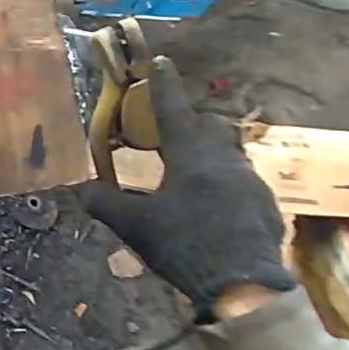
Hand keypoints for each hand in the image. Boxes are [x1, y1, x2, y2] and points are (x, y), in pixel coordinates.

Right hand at [81, 58, 295, 317]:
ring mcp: (251, 182)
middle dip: (192, 125)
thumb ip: (106, 203)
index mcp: (191, 155)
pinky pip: (243, 183)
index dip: (164, 85)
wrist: (242, 287)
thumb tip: (82, 190)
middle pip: (209, 127)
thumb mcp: (136, 227)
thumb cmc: (183, 245)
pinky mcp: (266, 206)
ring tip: (192, 179)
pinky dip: (226, 187)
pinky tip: (215, 211)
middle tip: (173, 137)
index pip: (173, 109)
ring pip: (228, 155)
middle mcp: (224, 159)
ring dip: (210, 157)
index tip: (162, 62)